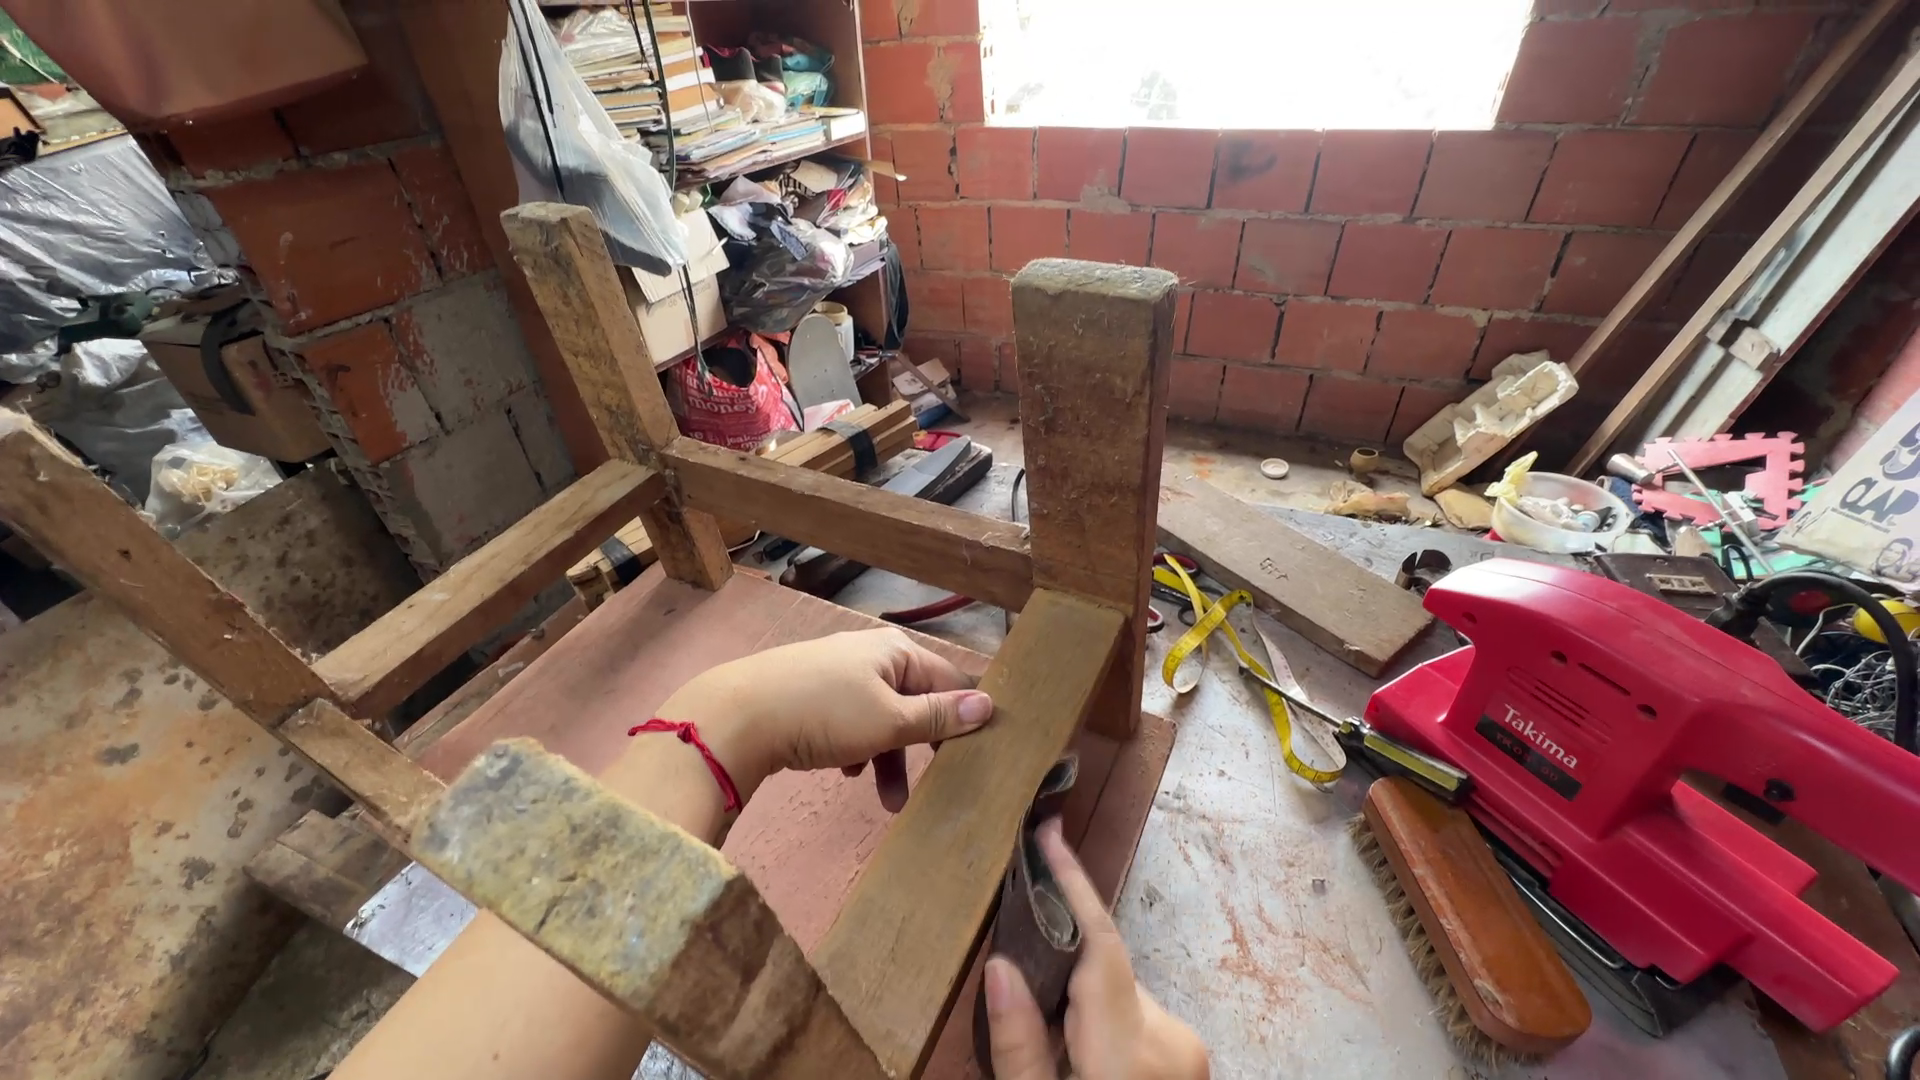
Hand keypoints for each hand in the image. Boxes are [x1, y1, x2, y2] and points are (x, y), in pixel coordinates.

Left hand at [655, 627, 993, 808]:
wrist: (737, 716)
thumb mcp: (890, 720)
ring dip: (888, 757)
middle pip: (914, 701)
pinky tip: (845, 772)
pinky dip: (856, 747)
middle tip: (934, 788)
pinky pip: (850, 721)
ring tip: (886, 802)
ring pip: (881, 717)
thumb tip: (989, 705)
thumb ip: (939, 716)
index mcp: (896, 650)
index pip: (949, 680)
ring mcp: (837, 672)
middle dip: (921, 748)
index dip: (963, 717)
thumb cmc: (825, 713)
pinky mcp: (810, 693)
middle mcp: (870, 654)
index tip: (975, 757)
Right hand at [986, 819, 1208, 1079]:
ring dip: (1077, 994)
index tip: (1049, 830)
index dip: (1072, 879)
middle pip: (1102, 964)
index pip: (1099, 937)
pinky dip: (1098, 1016)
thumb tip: (999, 964)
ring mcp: (1185, 1044)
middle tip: (1011, 963)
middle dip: (1058, 953)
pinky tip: (1072, 1046)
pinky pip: (1131, 1012)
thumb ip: (1020, 1046)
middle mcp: (1170, 1031)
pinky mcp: (1186, 1054)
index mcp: (1132, 1044)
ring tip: (1041, 1029)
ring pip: (1114, 988)